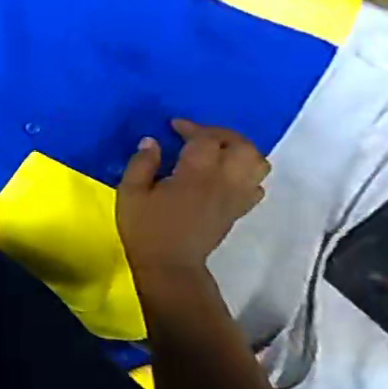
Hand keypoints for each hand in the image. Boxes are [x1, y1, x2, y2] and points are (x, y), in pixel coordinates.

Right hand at [116, 118, 268, 276]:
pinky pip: (256, 184)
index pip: (206, 140)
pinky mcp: (239, 209)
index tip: (173, 126)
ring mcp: (236, 197)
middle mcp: (224, 182)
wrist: (169, 263)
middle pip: (242, 146)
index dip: (191, 127)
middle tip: (198, 134)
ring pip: (257, 163)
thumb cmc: (145, 227)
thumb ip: (141, 164)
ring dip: (240, 150)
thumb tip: (151, 141)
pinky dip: (246, 172)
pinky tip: (225, 174)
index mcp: (196, 176)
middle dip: (221, 134)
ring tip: (216, 150)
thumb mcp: (130, 193)